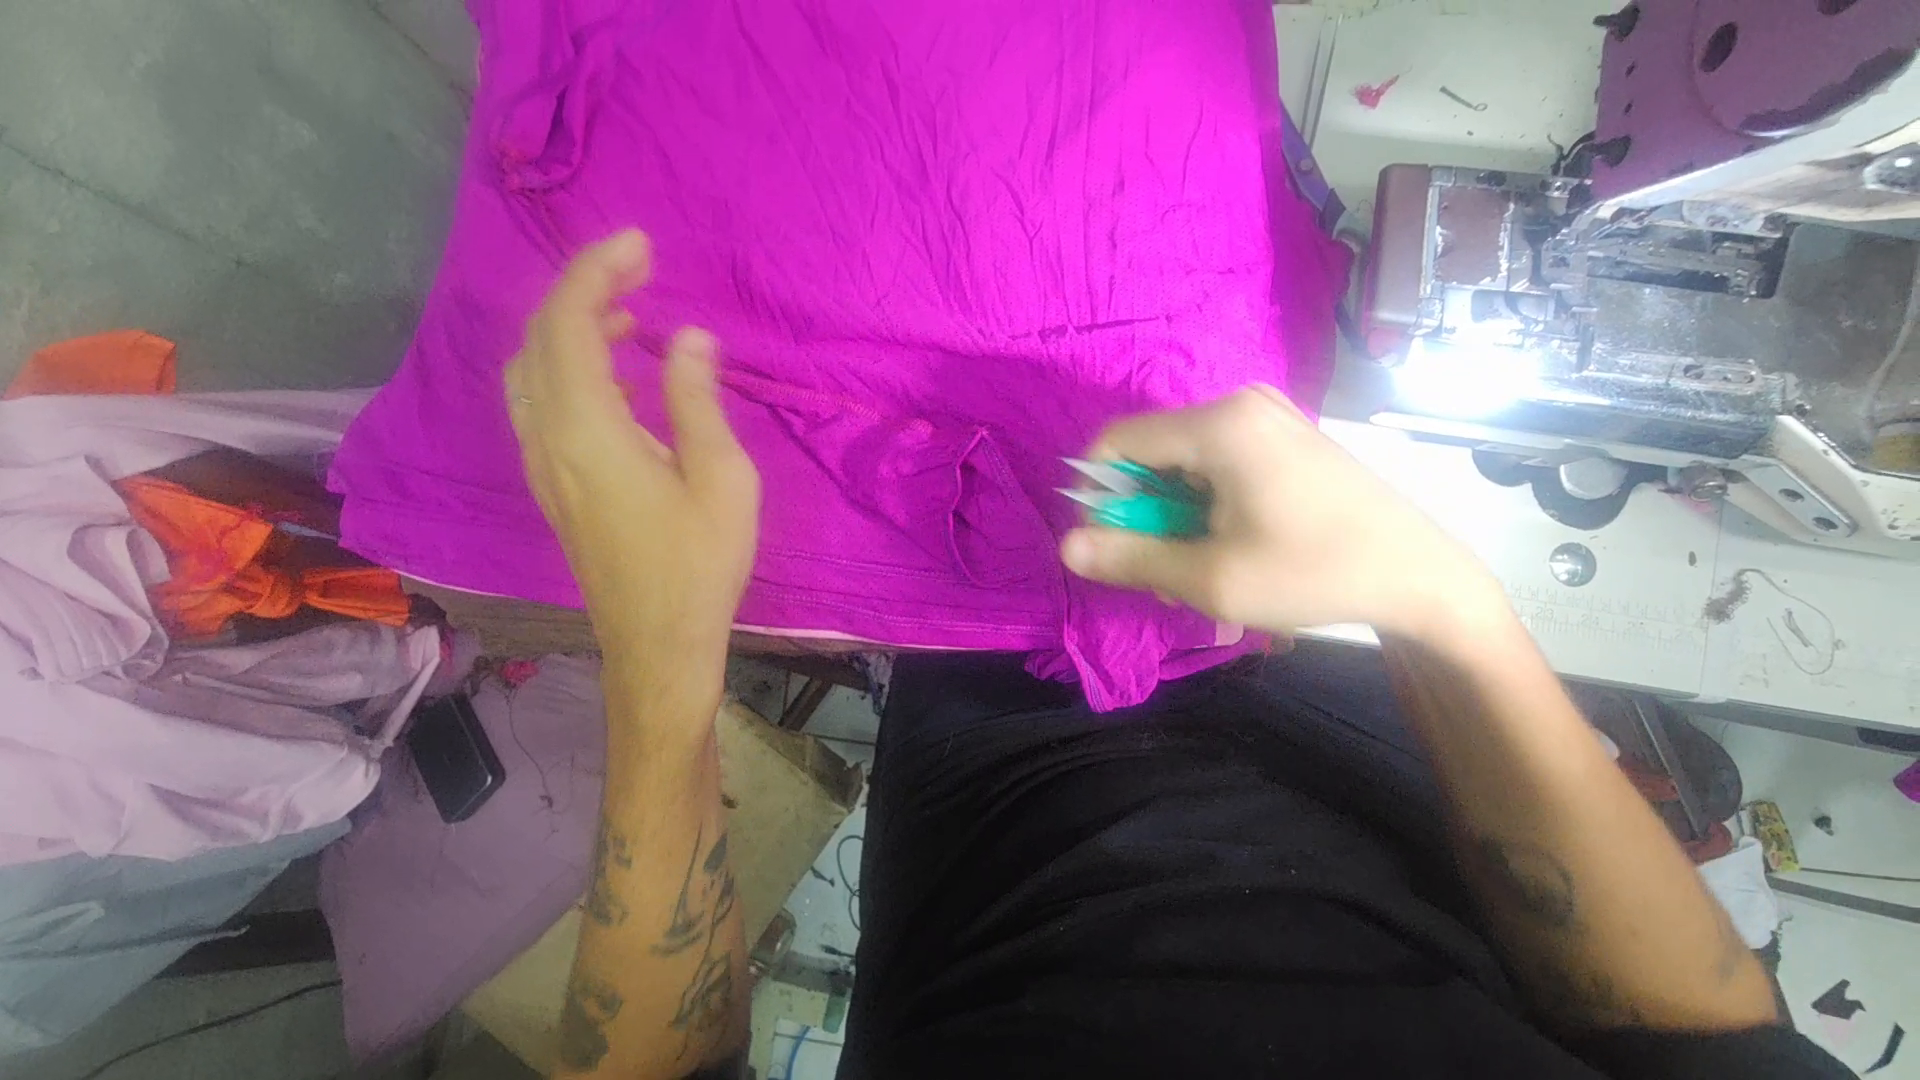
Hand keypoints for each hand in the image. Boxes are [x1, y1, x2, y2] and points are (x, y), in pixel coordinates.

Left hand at [505, 230, 759, 671]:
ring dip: (570, 329)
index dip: (595, 270)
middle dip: (582, 290)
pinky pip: (542, 403)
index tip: (639, 244)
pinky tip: (616, 376)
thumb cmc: (700, 564)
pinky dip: (568, 367)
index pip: (567, 323)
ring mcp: (542, 465)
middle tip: (640, 270)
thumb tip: (687, 338)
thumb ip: (697, 400)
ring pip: (532, 371)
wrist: (657, 642)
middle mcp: (547, 439)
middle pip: (539, 339)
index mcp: (588, 430)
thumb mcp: (721, 478)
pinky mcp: (552, 485)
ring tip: (627, 313)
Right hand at [1060, 385, 1503, 640]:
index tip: (1115, 546)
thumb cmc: (1312, 574)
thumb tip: (1066, 545)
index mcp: (1219, 425)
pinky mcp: (1286, 435)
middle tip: (1169, 573)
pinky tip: (1232, 546)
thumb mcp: (1210, 579)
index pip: (1118, 443)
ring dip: (1177, 518)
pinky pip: (1218, 464)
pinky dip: (1208, 506)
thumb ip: (1130, 558)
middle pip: (1153, 454)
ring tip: (1206, 568)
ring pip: (1184, 464)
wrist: (1419, 577)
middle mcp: (1240, 404)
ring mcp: (1268, 416)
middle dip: (1146, 515)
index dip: (1100, 495)